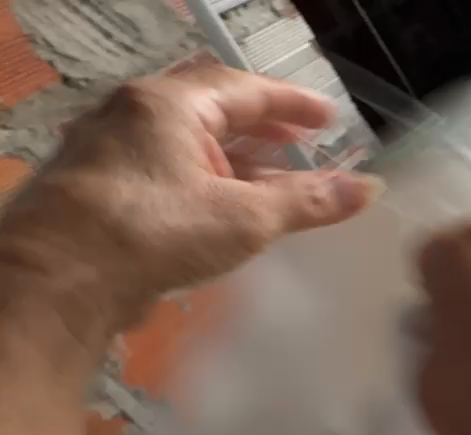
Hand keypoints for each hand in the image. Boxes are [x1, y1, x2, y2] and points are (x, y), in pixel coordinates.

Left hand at [0, 66, 379, 352]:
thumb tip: (368, 187)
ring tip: (292, 174)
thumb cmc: (157, 229)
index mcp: (166, 107)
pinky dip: (226, 177)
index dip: (291, 101)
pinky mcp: (121, 186)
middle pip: (215, 110)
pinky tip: (249, 201)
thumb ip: (310, 199)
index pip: (239, 88)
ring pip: (200, 142)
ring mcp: (124, 151)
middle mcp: (138, 117)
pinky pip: (186, 168)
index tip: (332, 115)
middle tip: (313, 140)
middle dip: (268, 124)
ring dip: (249, 155)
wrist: (67, 274)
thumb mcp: (248, 215)